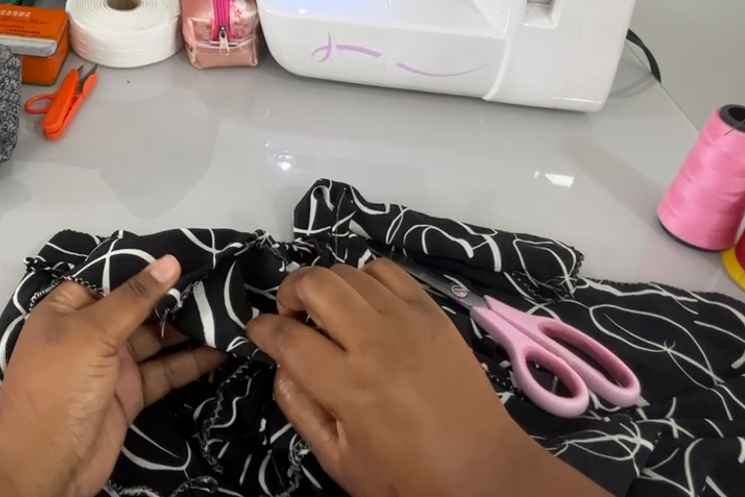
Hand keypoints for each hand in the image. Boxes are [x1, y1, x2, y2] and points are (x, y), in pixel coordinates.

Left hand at [0, 254, 227, 496]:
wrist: (42, 466)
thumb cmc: (58, 385)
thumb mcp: (93, 333)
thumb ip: (135, 298)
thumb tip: (170, 261)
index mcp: (70, 307)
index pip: (112, 276)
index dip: (145, 265)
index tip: (186, 251)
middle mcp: (91, 331)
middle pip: (137, 306)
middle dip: (172, 295)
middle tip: (217, 280)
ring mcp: (111, 364)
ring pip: (154, 338)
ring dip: (186, 328)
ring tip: (226, 310)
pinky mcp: (129, 394)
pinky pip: (162, 371)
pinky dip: (189, 362)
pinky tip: (219, 350)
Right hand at [245, 260, 601, 496]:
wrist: (488, 476)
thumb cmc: (409, 480)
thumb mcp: (340, 462)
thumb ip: (299, 408)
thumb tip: (280, 363)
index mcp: (350, 387)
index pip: (287, 338)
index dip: (261, 329)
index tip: (257, 331)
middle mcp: (375, 343)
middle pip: (314, 284)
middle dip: (288, 292)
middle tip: (291, 315)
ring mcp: (406, 320)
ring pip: (346, 271)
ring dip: (324, 285)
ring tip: (327, 310)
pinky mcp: (431, 310)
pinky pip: (385, 269)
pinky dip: (364, 277)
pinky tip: (364, 302)